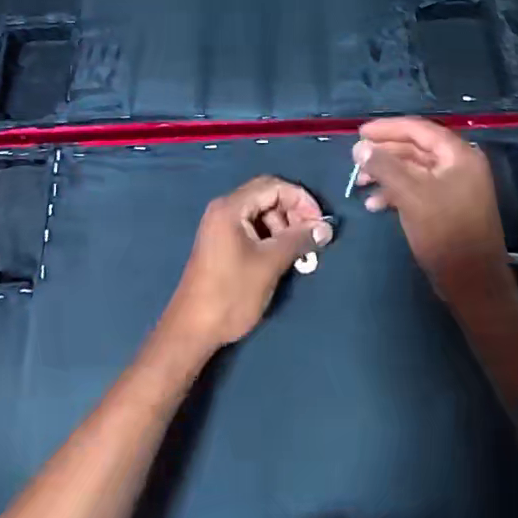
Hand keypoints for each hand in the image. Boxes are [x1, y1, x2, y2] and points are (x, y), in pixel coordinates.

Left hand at [162, 176, 332, 350]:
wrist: (192, 331)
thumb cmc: (231, 293)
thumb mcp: (270, 263)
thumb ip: (299, 239)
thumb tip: (326, 228)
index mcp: (231, 208)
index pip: (274, 186)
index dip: (302, 200)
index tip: (320, 223)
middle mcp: (224, 209)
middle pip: (268, 195)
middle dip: (294, 212)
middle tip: (312, 235)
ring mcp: (221, 226)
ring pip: (262, 212)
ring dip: (284, 226)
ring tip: (299, 250)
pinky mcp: (222, 242)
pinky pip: (253, 227)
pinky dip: (272, 236)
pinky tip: (284, 256)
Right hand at [354, 118, 513, 305]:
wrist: (472, 281)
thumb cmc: (444, 232)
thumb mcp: (411, 195)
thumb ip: (385, 167)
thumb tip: (361, 147)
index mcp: (459, 154)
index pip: (419, 129)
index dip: (387, 128)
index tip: (359, 132)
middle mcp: (460, 165)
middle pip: (416, 148)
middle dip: (384, 152)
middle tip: (356, 157)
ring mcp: (455, 187)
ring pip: (414, 170)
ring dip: (387, 174)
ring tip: (359, 182)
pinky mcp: (448, 207)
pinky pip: (418, 189)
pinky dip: (396, 193)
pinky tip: (374, 204)